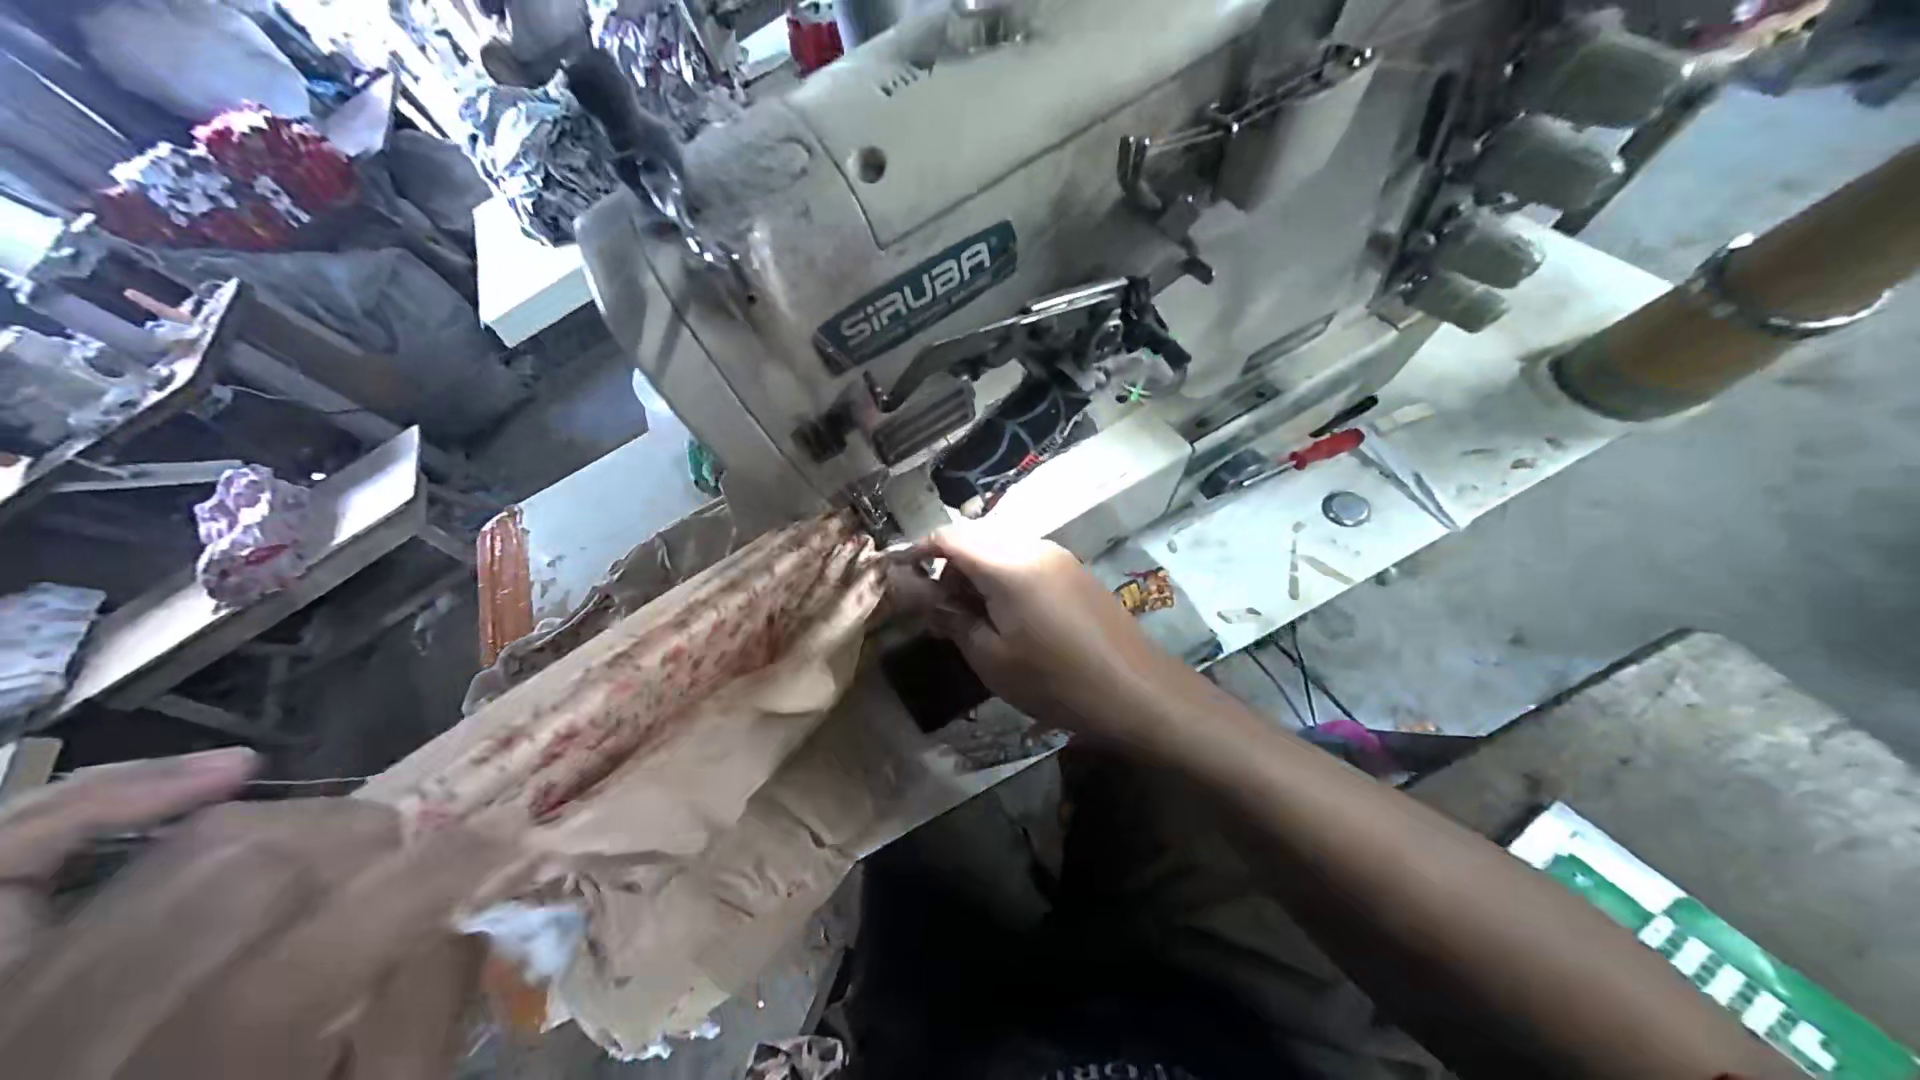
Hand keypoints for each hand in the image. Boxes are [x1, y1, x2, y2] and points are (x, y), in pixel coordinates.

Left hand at [0, 751, 514, 1079]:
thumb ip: (431, 1003)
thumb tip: (486, 887)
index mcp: (211, 1072)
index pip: (339, 940)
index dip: (441, 868)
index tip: (513, 832)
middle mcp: (84, 1039)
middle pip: (259, 872)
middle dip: (374, 841)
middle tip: (423, 854)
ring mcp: (17, 995)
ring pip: (189, 846)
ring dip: (305, 823)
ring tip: (353, 844)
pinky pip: (21, 853)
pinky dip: (118, 792)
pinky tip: (223, 772)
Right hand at [898, 523, 1214, 749]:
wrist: (1137, 692)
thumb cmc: (1055, 680)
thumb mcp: (990, 656)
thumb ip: (948, 615)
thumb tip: (912, 591)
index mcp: (1008, 563)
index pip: (948, 537)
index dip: (918, 553)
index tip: (899, 580)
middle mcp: (1033, 546)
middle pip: (975, 539)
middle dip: (949, 569)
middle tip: (943, 616)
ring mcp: (1059, 556)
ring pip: (1000, 550)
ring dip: (977, 576)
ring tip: (976, 623)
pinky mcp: (1074, 571)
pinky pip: (1025, 562)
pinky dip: (1004, 580)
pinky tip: (1009, 620)